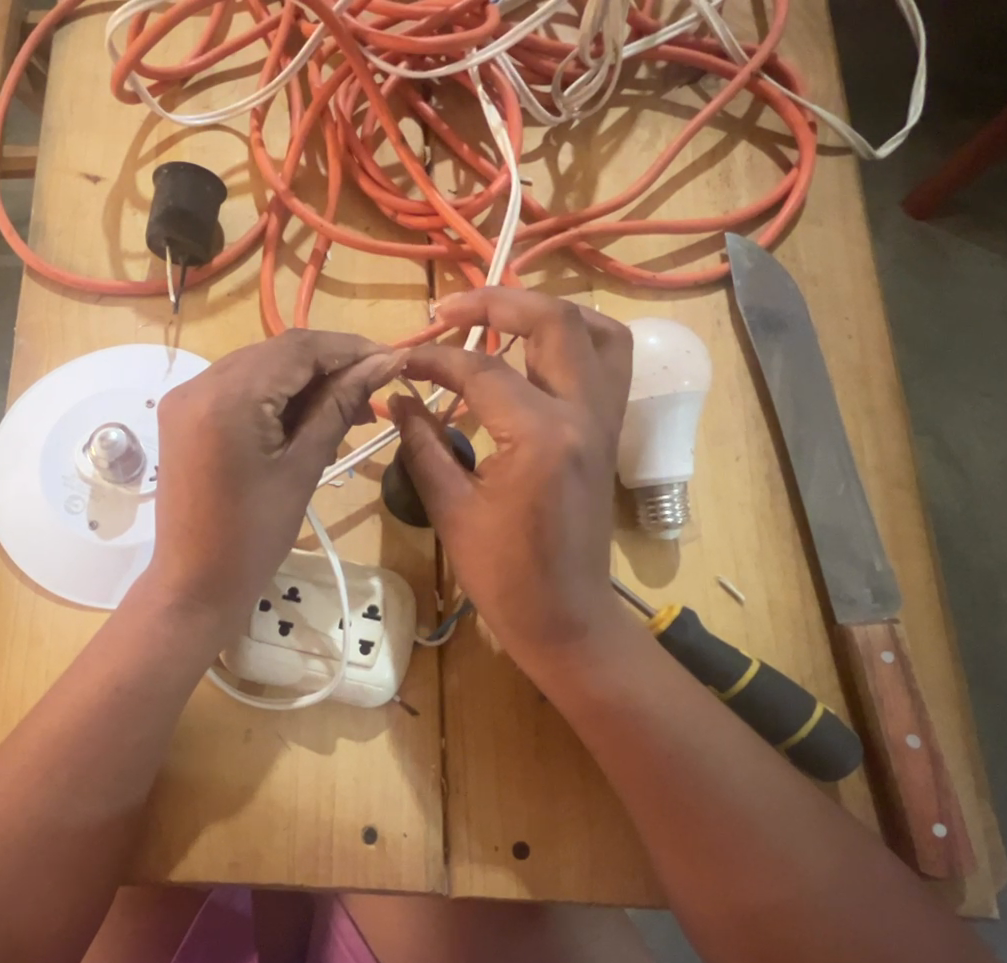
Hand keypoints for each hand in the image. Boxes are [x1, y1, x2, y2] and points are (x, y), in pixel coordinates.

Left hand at [138, 330, 400, 640]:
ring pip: (257, 368)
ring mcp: (184, 399)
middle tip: (371, 394)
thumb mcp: (302, 467)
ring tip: (345, 413)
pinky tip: (305, 421)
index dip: (349, 348)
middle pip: (275, 353)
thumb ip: (338, 407)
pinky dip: (272, 397)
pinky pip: (236, 389)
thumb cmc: (254, 536)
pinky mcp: (183, 416)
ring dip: (301, 383)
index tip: (391, 360)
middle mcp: (198, 384)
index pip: (297, 348)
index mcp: (227, 397)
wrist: (196, 583)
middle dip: (327, 366)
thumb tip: (382, 363)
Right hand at [388, 288, 635, 664]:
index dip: (434, 359)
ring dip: (546, 312)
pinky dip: (575, 339)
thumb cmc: (503, 575)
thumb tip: (397, 398)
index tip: (400, 360)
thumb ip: (422, 444)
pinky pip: (608, 360)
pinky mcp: (609, 430)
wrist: (565, 616)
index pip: (482, 370)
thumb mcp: (451, 509)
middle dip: (496, 303)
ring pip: (595, 330)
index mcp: (541, 435)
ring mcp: (605, 419)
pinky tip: (535, 352)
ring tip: (498, 317)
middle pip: (553, 321)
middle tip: (447, 310)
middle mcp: (584, 413)